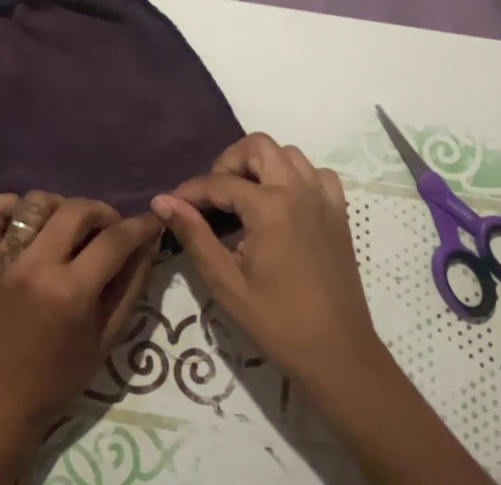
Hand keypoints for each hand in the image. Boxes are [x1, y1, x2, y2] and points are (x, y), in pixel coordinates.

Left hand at [0, 190, 163, 429]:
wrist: (3, 391)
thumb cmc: (62, 372)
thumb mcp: (107, 336)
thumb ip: (130, 285)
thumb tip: (148, 241)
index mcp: (70, 292)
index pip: (114, 240)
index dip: (140, 226)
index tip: (153, 220)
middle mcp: (35, 265)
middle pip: (76, 209)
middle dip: (103, 212)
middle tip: (111, 230)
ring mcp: (4, 257)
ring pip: (35, 202)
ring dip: (61, 206)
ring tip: (70, 227)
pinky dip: (10, 205)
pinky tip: (29, 221)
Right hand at [151, 134, 378, 381]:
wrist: (338, 354)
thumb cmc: (277, 322)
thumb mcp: (225, 281)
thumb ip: (193, 234)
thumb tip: (162, 201)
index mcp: (270, 206)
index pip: (218, 182)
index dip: (189, 192)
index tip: (170, 205)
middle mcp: (299, 190)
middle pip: (257, 146)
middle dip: (228, 163)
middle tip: (213, 198)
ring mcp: (324, 199)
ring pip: (288, 153)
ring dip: (261, 165)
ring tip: (243, 198)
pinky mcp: (339, 213)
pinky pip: (316, 174)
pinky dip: (295, 177)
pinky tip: (281, 204)